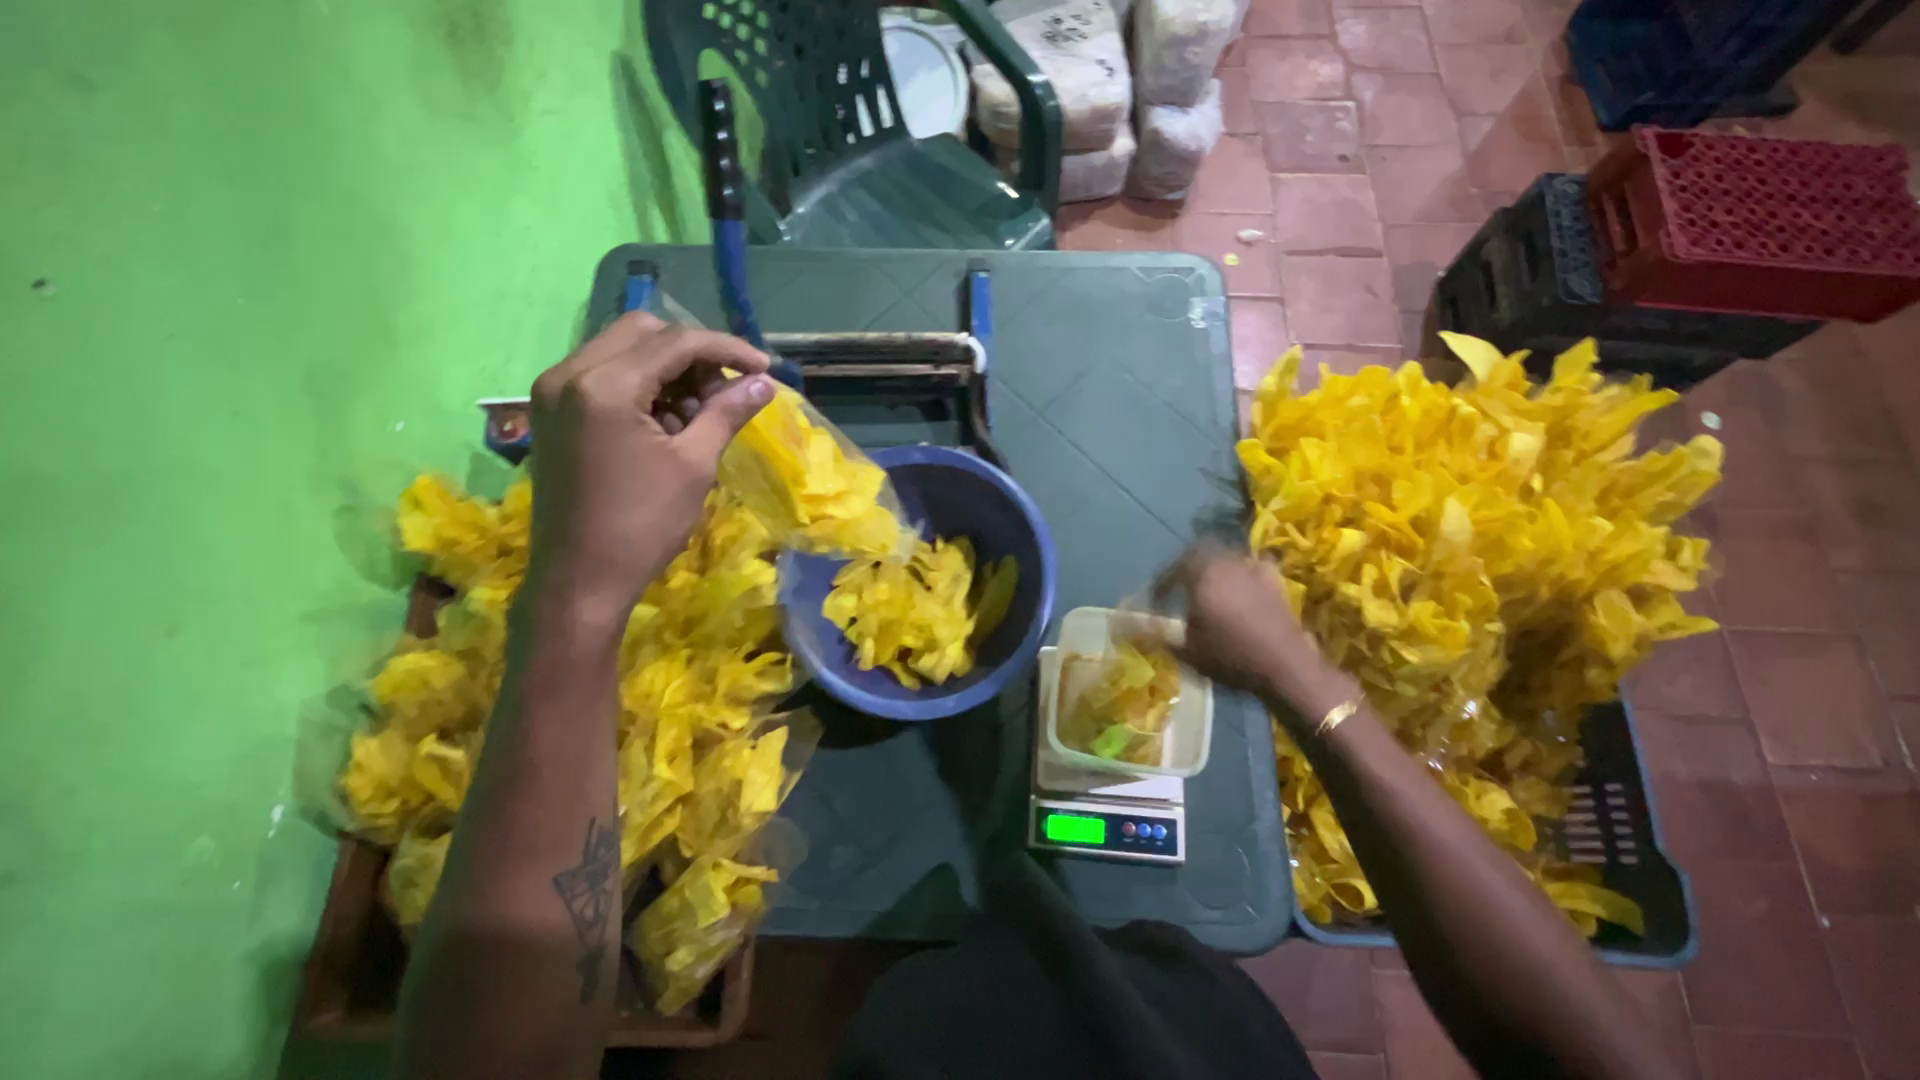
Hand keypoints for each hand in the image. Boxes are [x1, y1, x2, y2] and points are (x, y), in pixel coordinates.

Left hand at [524, 311, 773, 623]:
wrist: (580, 581)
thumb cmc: (642, 526)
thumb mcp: (694, 465)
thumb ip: (726, 412)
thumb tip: (764, 383)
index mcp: (603, 385)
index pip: (675, 341)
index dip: (726, 349)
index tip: (764, 369)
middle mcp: (568, 374)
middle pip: (643, 332)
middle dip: (692, 355)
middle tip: (725, 391)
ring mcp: (553, 392)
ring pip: (621, 351)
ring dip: (666, 370)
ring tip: (698, 413)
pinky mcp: (551, 412)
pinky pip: (602, 375)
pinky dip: (640, 386)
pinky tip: (666, 422)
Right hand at [1140, 542, 1359, 720]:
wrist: (1285, 667)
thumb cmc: (1230, 656)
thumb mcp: (1185, 650)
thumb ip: (1153, 634)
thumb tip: (1121, 626)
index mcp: (1202, 573)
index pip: (1173, 567)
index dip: (1162, 583)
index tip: (1156, 601)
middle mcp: (1228, 562)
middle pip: (1202, 552)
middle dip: (1188, 568)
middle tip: (1182, 589)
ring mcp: (1256, 569)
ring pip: (1228, 558)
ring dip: (1216, 570)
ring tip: (1211, 592)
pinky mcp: (1276, 582)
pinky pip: (1252, 568)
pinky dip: (1242, 576)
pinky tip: (1242, 594)